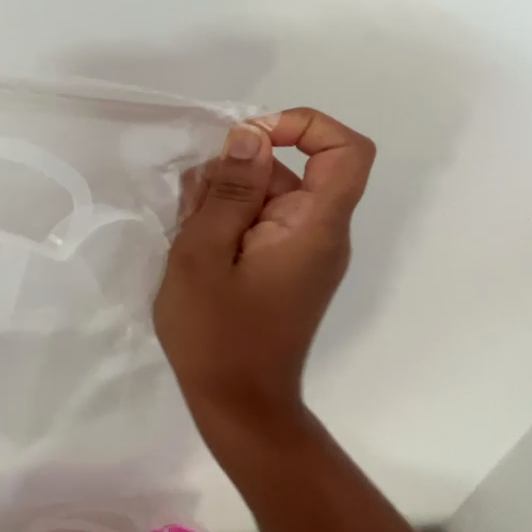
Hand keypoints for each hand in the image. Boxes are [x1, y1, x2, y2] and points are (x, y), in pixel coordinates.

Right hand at [153, 108, 375, 433]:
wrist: (237, 404)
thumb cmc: (216, 332)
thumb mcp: (203, 255)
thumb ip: (226, 193)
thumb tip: (250, 136)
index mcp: (313, 228)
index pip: (345, 150)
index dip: (303, 126)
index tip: (245, 141)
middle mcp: (321, 234)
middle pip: (294, 171)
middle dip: (236, 172)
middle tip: (190, 207)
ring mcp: (303, 254)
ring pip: (270, 196)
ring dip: (222, 199)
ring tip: (185, 235)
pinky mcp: (285, 269)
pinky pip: (262, 223)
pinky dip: (226, 222)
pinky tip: (193, 247)